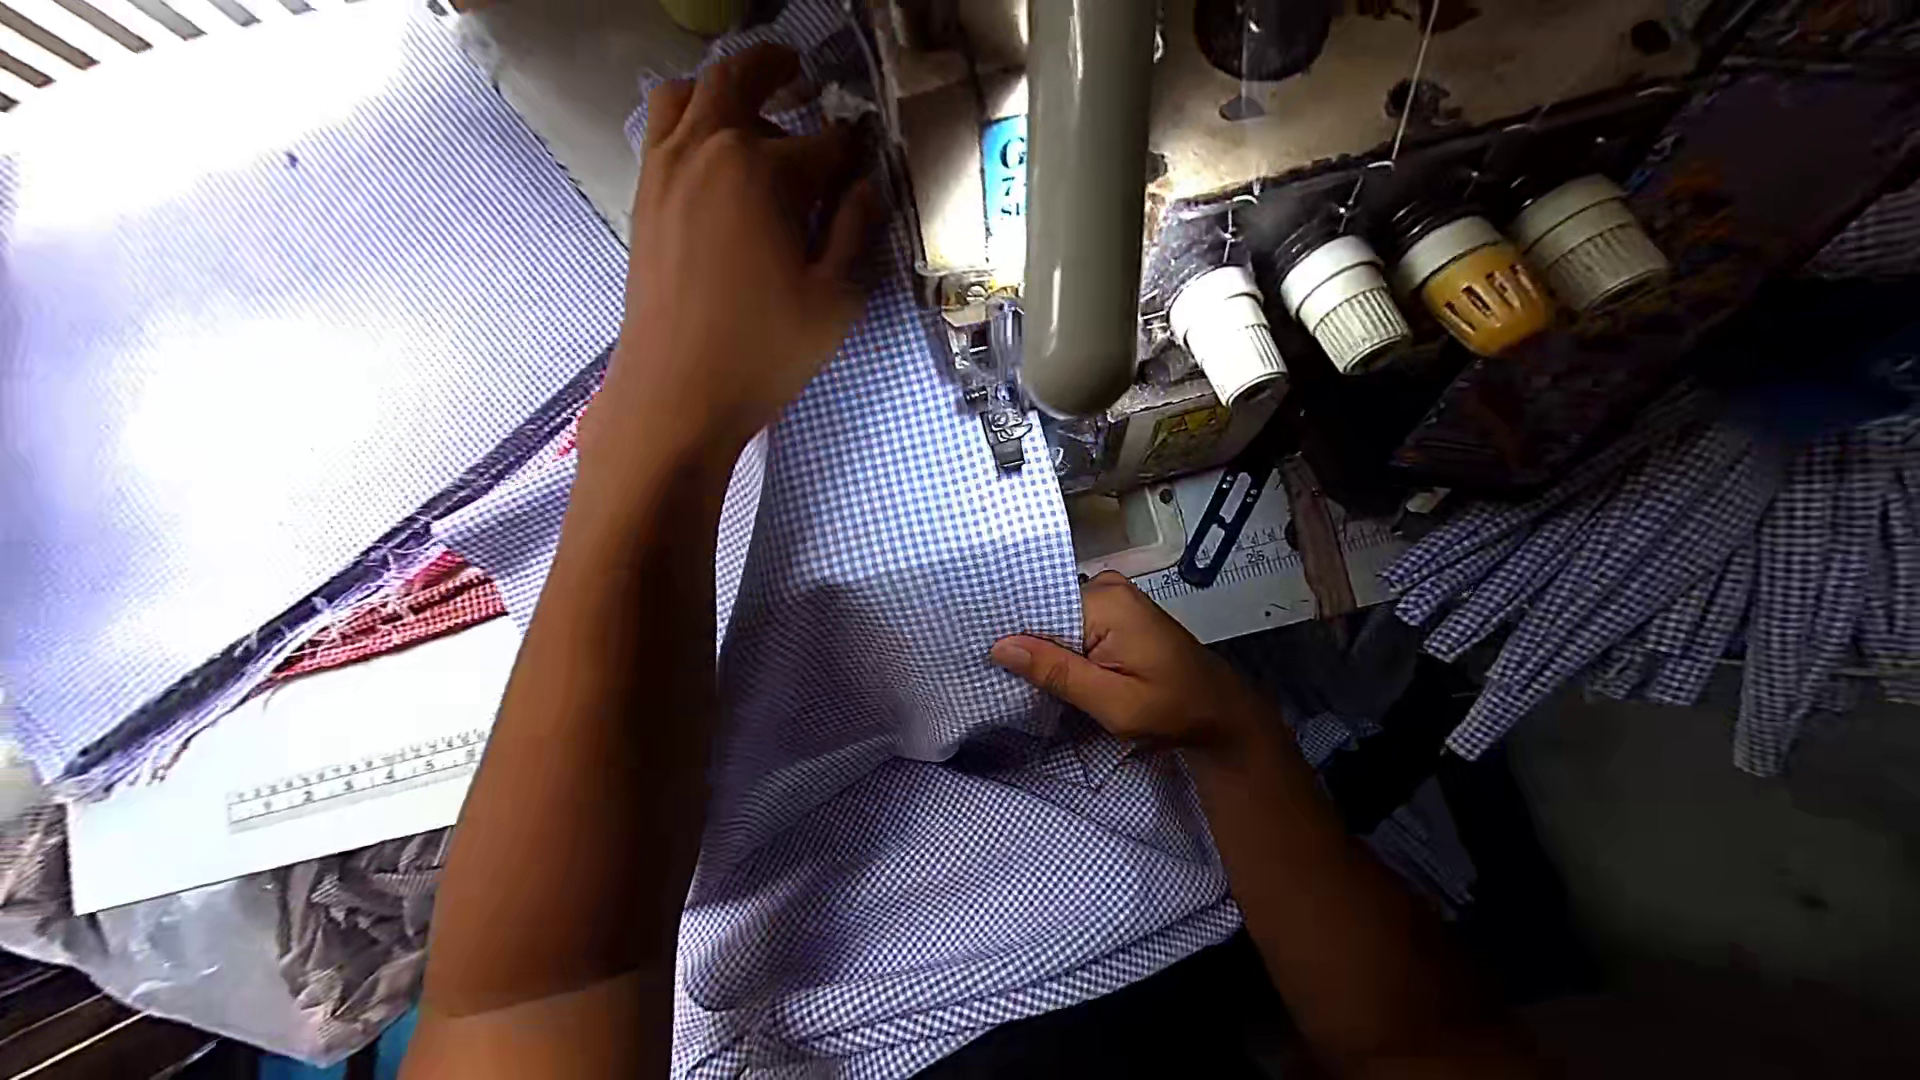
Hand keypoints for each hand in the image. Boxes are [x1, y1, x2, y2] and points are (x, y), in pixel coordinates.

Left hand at [579, 44, 877, 488]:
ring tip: (751, 103)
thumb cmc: (765, 352)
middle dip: (777, 69)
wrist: (678, 393)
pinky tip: (713, 153)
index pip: (823, 143)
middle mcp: (707, 151)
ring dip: (723, 86)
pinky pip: (661, 130)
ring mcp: (665, 171)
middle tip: (802, 74)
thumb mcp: (834, 301)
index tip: (866, 158)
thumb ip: (853, 233)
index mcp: (763, 172)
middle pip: (741, 80)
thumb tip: (866, 187)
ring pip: (688, 92)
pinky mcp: (644, 199)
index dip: (852, 149)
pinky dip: (689, 118)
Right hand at [990, 571, 1271, 754]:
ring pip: (1054, 617)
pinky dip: (1058, 645)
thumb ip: (1057, 672)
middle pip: (1044, 609)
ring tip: (1012, 670)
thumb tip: (999, 646)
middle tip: (992, 669)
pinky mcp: (1112, 609)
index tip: (979, 653)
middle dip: (1023, 640)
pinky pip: (1070, 622)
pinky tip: (1043, 665)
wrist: (1219, 711)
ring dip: (1040, 646)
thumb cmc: (1173, 710)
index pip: (1038, 606)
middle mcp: (1105, 585)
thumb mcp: (1112, 703)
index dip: (1009, 631)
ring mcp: (1110, 595)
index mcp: (1106, 601)